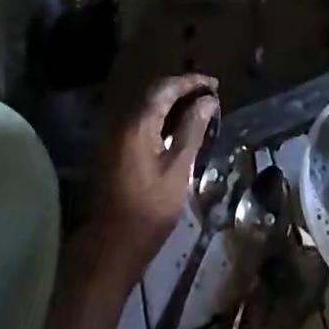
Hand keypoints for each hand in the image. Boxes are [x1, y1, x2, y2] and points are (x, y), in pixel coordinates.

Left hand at [94, 74, 219, 273]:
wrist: (113, 246)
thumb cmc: (149, 210)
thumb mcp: (178, 170)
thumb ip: (192, 130)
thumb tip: (208, 101)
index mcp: (137, 124)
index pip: (165, 88)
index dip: (191, 82)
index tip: (215, 84)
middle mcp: (123, 123)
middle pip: (154, 93)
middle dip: (182, 89)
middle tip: (210, 94)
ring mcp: (117, 136)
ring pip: (147, 107)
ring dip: (173, 102)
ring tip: (200, 107)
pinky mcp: (117, 149)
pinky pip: (142, 121)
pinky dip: (162, 117)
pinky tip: (179, 127)